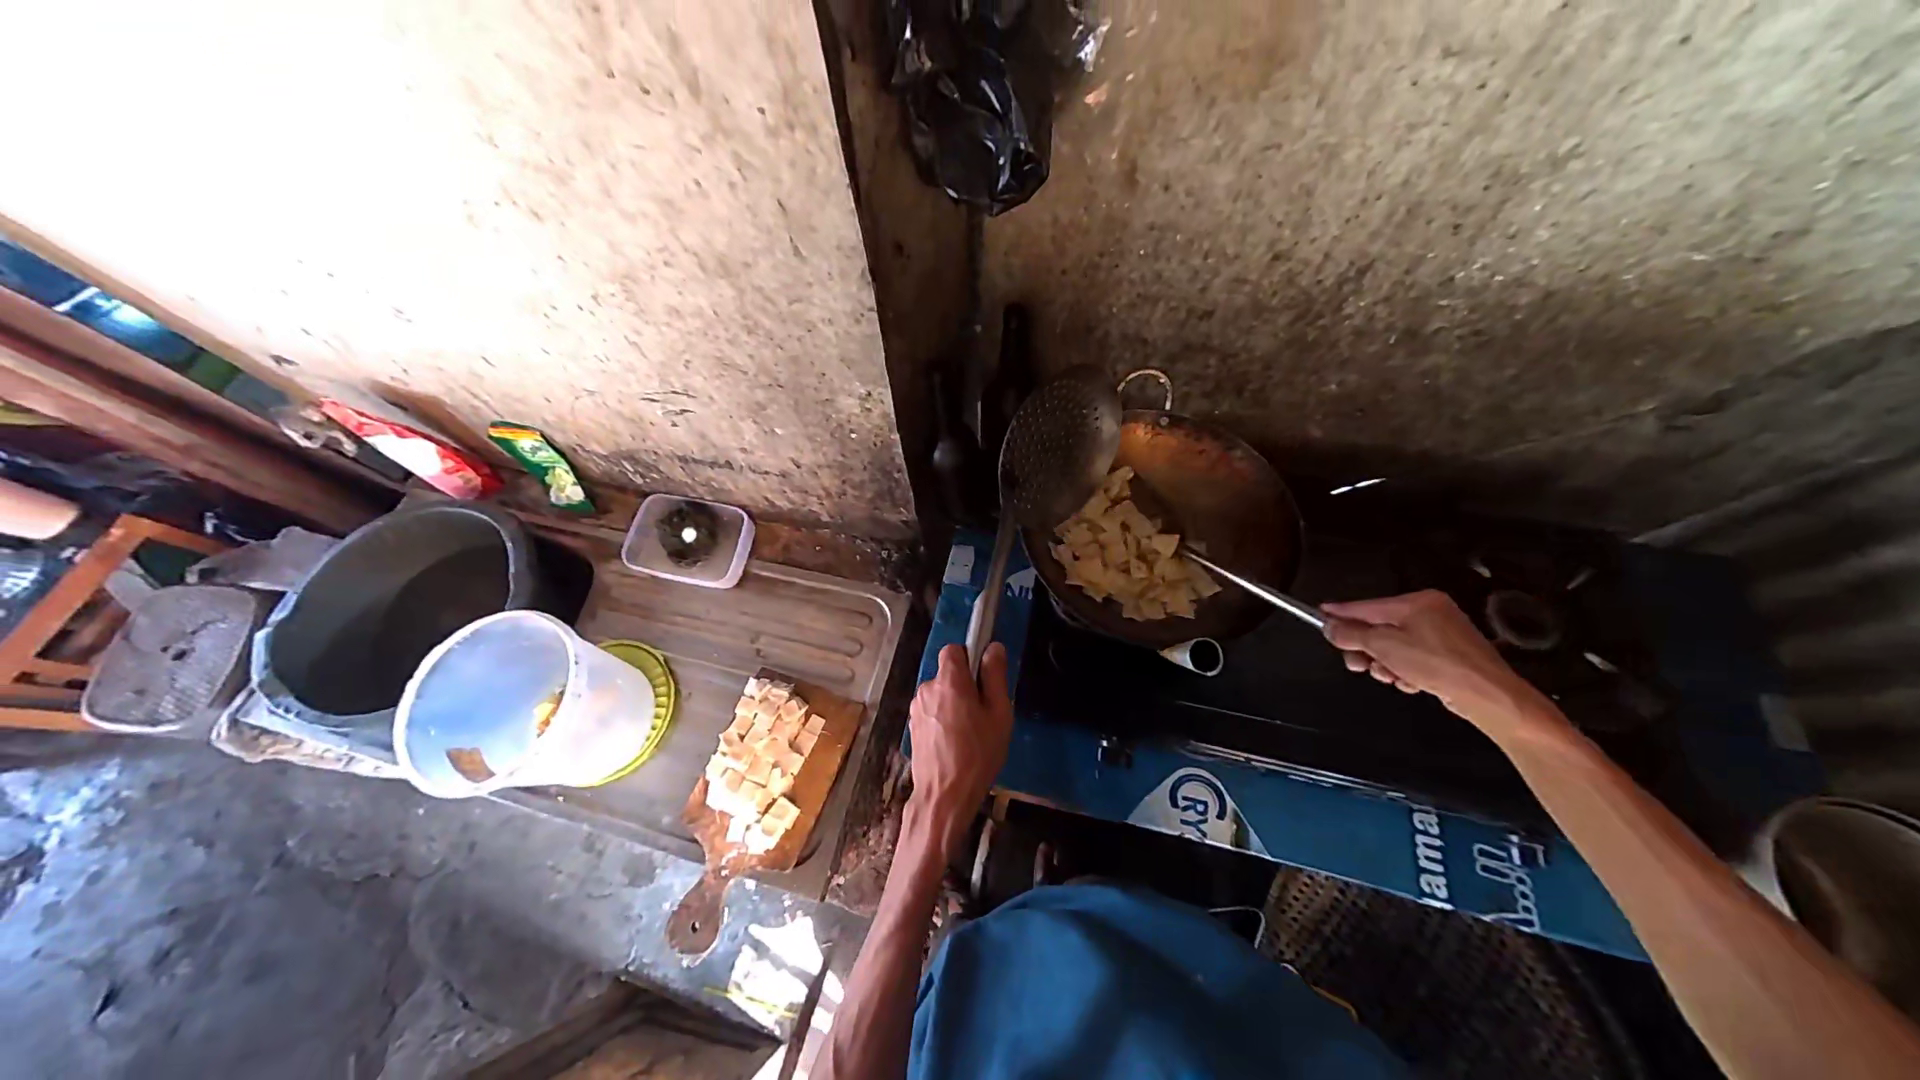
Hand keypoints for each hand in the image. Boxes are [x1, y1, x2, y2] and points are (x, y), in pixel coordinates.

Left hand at [907, 643, 1013, 852]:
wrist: (944, 795)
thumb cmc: (978, 754)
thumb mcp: (999, 714)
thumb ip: (995, 676)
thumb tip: (993, 648)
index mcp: (949, 681)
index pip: (953, 649)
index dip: (969, 658)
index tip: (983, 679)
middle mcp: (927, 688)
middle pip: (947, 674)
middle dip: (964, 686)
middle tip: (983, 712)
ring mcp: (916, 708)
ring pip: (939, 694)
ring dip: (952, 704)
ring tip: (969, 733)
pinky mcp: (912, 727)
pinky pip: (931, 711)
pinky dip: (942, 720)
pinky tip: (954, 743)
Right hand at [1321, 590, 1570, 745]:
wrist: (1488, 696)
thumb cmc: (1438, 665)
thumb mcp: (1384, 646)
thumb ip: (1352, 634)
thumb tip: (1330, 627)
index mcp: (1417, 602)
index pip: (1366, 605)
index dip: (1339, 612)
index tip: (1318, 613)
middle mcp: (1430, 612)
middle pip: (1378, 627)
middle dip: (1366, 648)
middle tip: (1357, 663)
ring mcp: (1441, 634)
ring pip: (1393, 646)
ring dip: (1385, 663)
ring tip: (1392, 676)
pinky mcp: (1448, 655)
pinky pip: (1411, 658)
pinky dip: (1405, 670)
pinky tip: (1411, 682)